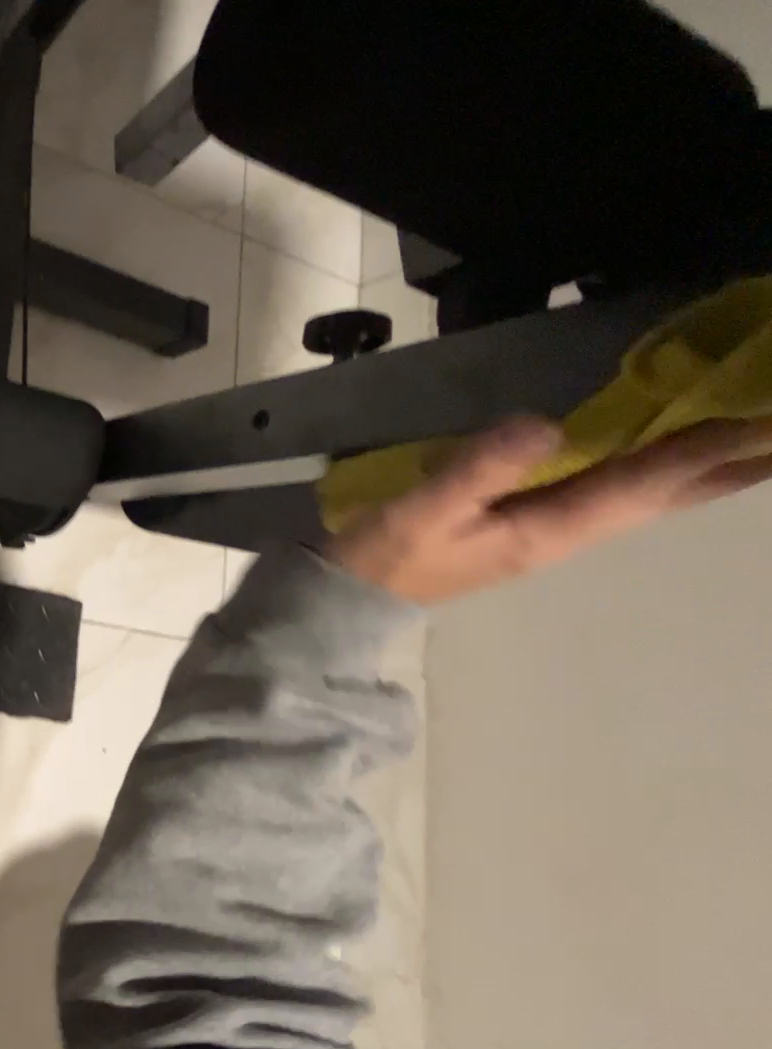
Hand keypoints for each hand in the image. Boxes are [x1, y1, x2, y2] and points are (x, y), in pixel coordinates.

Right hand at [328, 416, 771, 604]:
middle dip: (725, 467)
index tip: (761, 417)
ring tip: (746, 448)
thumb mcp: (421, 513)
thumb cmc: (383, 557)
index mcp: (545, 531)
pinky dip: (646, 478)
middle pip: (659, 498)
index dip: (703, 451)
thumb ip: (477, 470)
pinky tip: (651, 468)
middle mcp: (561, 535)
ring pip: (639, 500)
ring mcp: (542, 535)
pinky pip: (605, 498)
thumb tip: (545, 424)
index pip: (639, 484)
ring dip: (697, 473)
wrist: (349, 599)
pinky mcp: (520, 529)